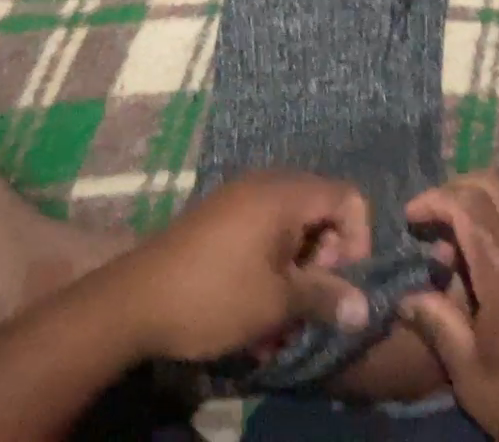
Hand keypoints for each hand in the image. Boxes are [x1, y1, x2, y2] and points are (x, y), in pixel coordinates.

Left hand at [113, 171, 372, 361]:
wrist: (132, 302)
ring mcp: (238, 198)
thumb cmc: (214, 296)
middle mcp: (265, 184)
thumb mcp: (277, 303)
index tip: (340, 280)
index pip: (348, 197)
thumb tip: (365, 307)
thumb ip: (326, 298)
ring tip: (281, 313)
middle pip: (321, 210)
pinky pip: (263, 232)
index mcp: (285, 194)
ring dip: (296, 269)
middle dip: (325, 258)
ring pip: (291, 227)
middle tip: (308, 298)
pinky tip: (256, 306)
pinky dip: (271, 264)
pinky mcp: (219, 218)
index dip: (358, 239)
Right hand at [399, 173, 498, 441]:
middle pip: (498, 187)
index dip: (435, 199)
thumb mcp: (472, 375)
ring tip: (456, 252)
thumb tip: (407, 296)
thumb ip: (438, 323)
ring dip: (483, 210)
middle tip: (432, 220)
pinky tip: (490, 265)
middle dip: (458, 190)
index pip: (470, 204)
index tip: (411, 215)